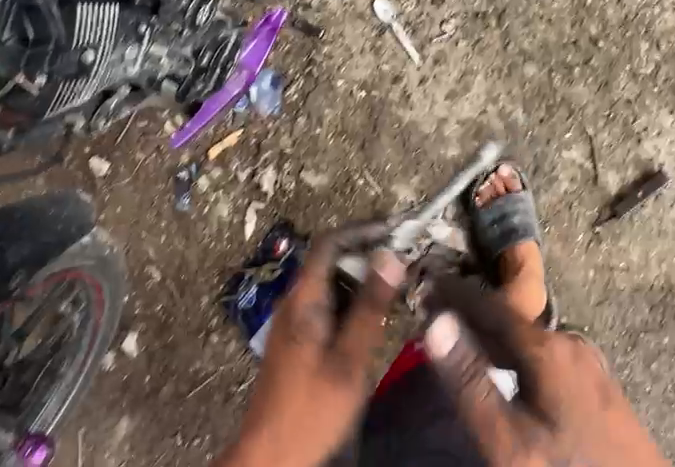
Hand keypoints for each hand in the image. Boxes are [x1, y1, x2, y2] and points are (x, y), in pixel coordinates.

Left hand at [216, 238, 405, 466]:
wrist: (269, 456)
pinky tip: (374, 321)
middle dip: (368, 256)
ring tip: (397, 289)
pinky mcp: (296, 341)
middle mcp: (294, 301)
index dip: (363, 230)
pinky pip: (327, 306)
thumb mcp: (350, 357)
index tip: (397, 231)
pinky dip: (352, 303)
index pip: (330, 242)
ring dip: (362, 282)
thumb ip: (370, 306)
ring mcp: (292, 322)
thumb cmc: (312, 408)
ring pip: (330, 285)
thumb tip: (391, 255)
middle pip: (331, 261)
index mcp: (303, 298)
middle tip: (405, 264)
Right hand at [421, 277, 668, 466]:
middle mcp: (570, 342)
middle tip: (438, 314)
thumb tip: (436, 323)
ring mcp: (589, 363)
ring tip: (468, 341)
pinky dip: (519, 355)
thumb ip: (470, 381)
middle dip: (474, 314)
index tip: (424, 284)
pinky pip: (547, 356)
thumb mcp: (508, 438)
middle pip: (511, 319)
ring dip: (497, 336)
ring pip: (531, 338)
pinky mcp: (599, 385)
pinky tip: (511, 372)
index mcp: (547, 347)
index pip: (489, 304)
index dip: (454, 293)